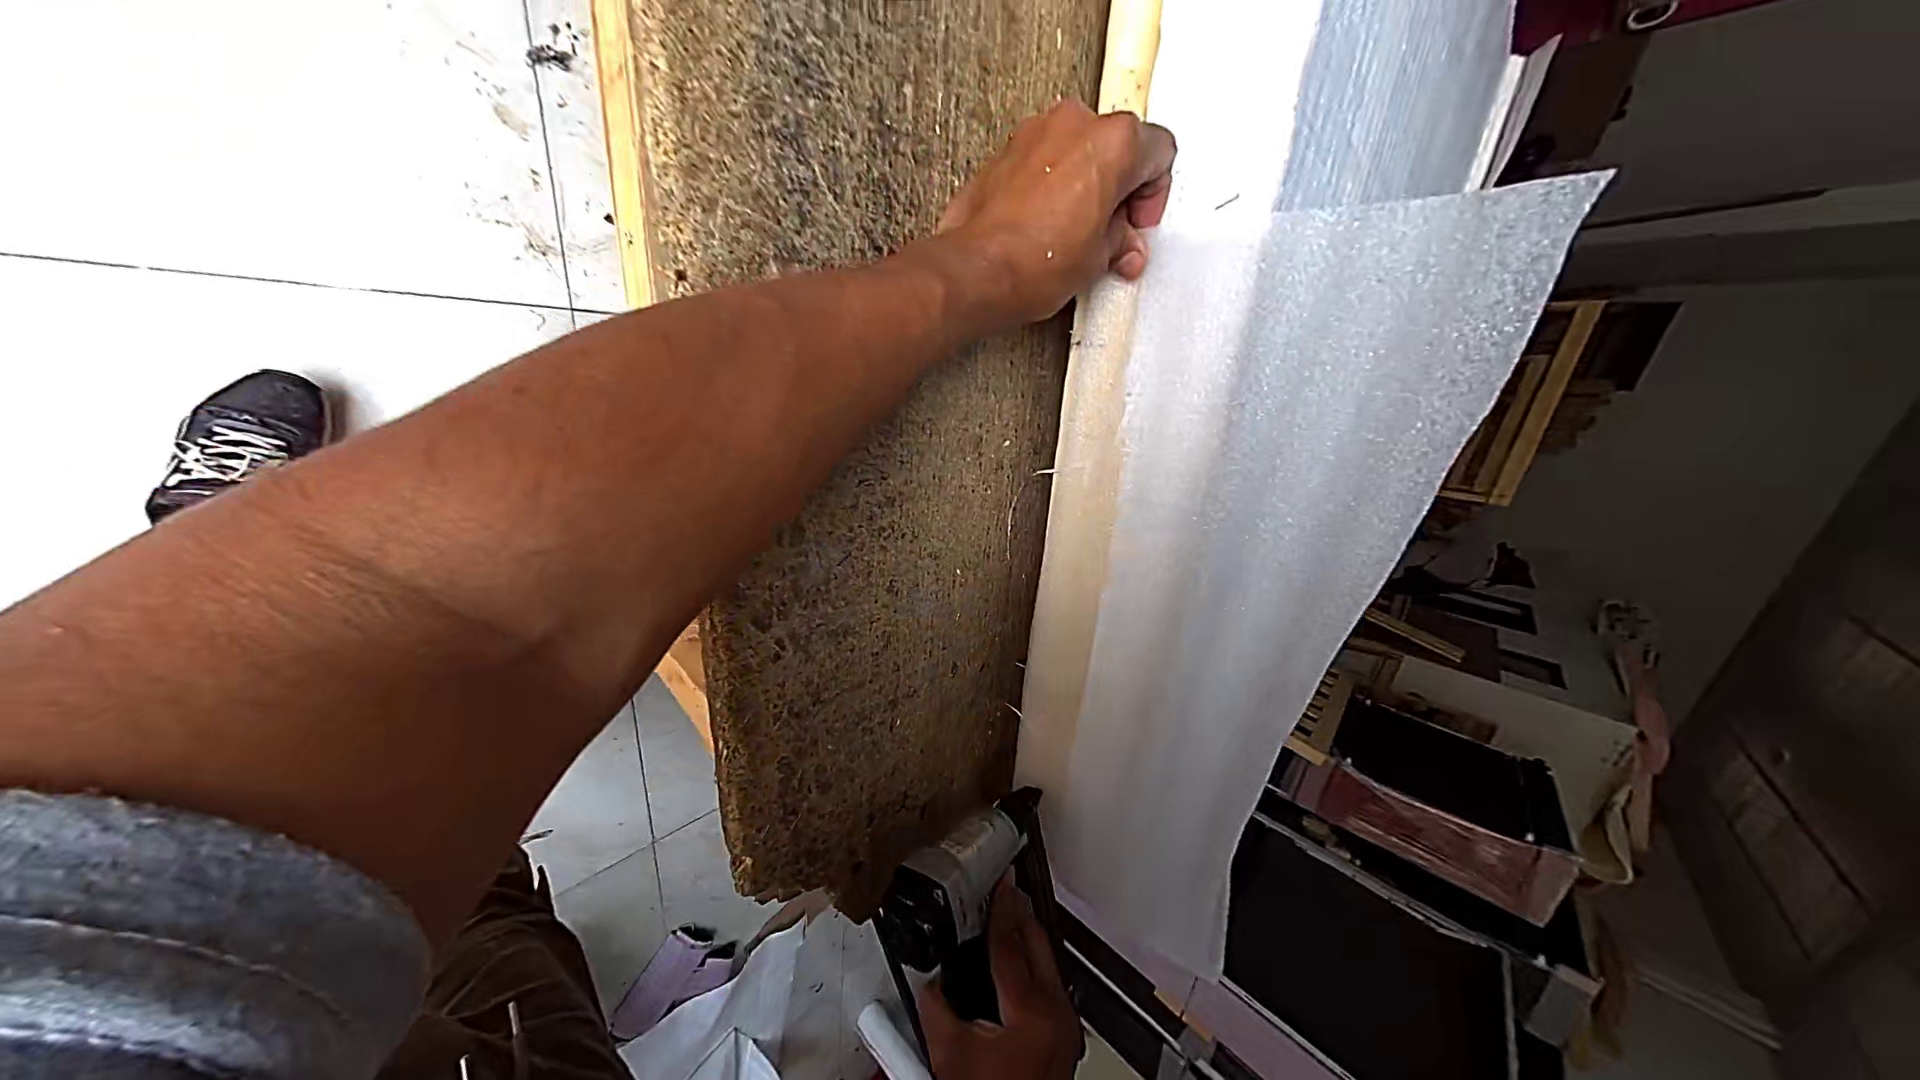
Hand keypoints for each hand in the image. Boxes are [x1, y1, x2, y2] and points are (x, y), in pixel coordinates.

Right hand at [919, 877, 1084, 1079]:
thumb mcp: (950, 1056)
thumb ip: (934, 1008)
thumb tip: (928, 983)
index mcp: (1030, 1010)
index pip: (1010, 944)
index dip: (1001, 909)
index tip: (1003, 883)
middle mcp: (1056, 1013)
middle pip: (1038, 945)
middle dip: (1020, 915)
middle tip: (1008, 891)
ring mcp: (1066, 1028)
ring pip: (1048, 964)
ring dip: (1027, 940)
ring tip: (1010, 919)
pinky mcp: (1065, 1038)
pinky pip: (1050, 985)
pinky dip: (1033, 966)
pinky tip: (1018, 963)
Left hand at [937, 100, 1175, 324]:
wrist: (976, 272)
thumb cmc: (1031, 263)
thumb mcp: (1098, 260)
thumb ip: (1119, 241)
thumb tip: (1118, 242)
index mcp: (1114, 140)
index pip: (1159, 152)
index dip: (1153, 196)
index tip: (1137, 224)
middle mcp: (1074, 123)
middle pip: (1116, 149)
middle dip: (1117, 193)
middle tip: (1110, 235)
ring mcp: (1035, 132)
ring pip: (1076, 153)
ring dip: (1083, 189)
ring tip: (1074, 237)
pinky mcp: (1004, 152)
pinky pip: (1042, 163)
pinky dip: (1050, 188)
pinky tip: (1045, 228)